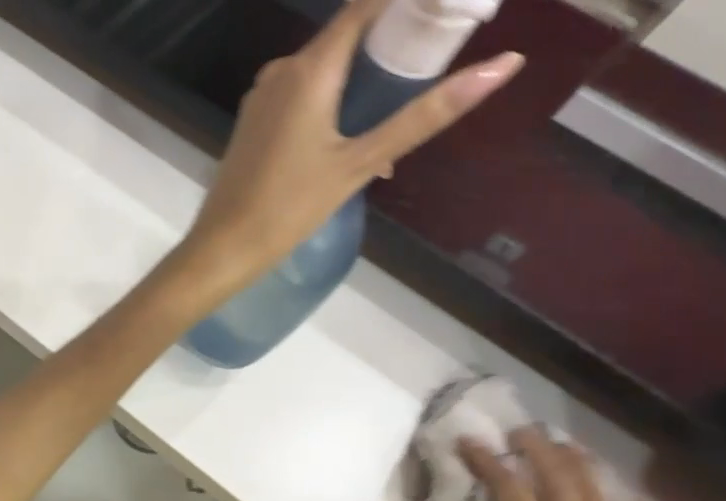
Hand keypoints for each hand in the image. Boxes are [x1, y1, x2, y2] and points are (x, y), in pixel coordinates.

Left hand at [177, 0, 521, 292]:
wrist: (220, 250)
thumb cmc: (287, 208)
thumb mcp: (361, 162)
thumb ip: (426, 114)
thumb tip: (504, 65)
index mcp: (308, 70)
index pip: (367, 6)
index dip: (408, 0)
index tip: (449, 6)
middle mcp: (281, 71)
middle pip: (350, 34)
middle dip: (397, 38)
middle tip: (444, 52)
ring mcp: (263, 97)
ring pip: (327, 68)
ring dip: (367, 78)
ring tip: (411, 99)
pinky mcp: (254, 122)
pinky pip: (305, 95)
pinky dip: (338, 101)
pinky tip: (364, 135)